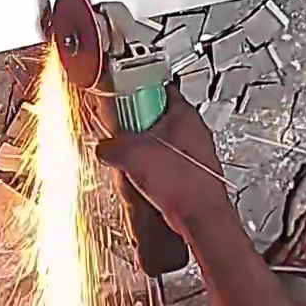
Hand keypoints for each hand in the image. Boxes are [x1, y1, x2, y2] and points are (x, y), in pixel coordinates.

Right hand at [96, 91, 235, 233]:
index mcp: (184, 114)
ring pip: (162, 142)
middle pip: (158, 117)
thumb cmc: (181, 182)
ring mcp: (195, 152)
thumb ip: (111, 146)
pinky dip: (155, 168)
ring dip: (146, 150)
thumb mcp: (131, 155)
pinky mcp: (192, 172)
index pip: (159, 89)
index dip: (138, 92)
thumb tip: (104, 147)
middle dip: (138, 127)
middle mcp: (194, 130)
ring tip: (133, 160)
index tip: (125, 100)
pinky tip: (146, 179)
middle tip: (125, 135)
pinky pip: (168, 163)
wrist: (201, 217)